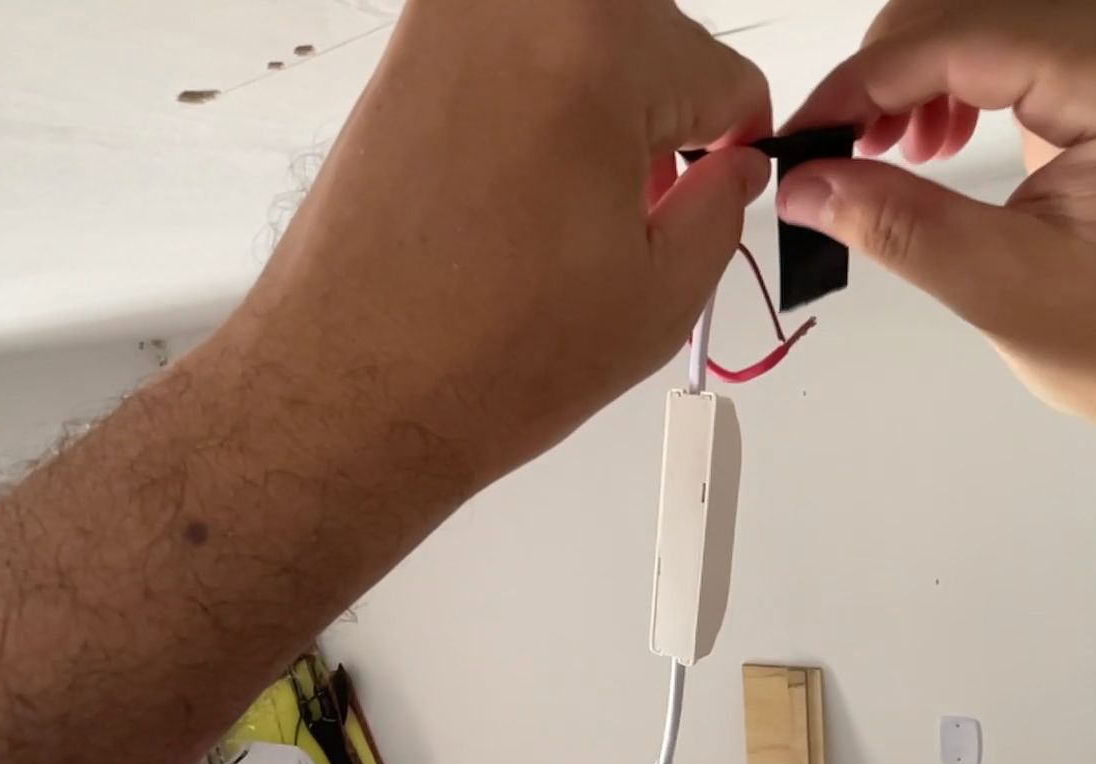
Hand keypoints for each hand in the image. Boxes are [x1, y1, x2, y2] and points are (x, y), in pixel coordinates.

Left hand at [230, 0, 770, 486]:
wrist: (358, 393)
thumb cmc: (497, 358)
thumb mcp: (661, 298)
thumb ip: (723, 210)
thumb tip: (732, 170)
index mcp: (598, 45)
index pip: (718, 72)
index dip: (736, 142)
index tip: (722, 182)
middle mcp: (514, 1)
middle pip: (645, 37)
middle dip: (665, 115)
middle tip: (651, 205)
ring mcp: (444, 22)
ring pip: (573, 40)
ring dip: (600, 110)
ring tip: (580, 213)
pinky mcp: (400, 60)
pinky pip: (507, 58)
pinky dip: (537, 110)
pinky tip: (525, 195)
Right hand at [777, 0, 1095, 433]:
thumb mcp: (995, 285)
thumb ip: (892, 223)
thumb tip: (797, 185)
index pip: (964, 31)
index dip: (863, 81)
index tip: (797, 144)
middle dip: (889, 69)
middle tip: (841, 157)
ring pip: (991, 11)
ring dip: (919, 71)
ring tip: (889, 155)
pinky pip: (1021, 40)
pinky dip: (958, 79)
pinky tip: (938, 143)